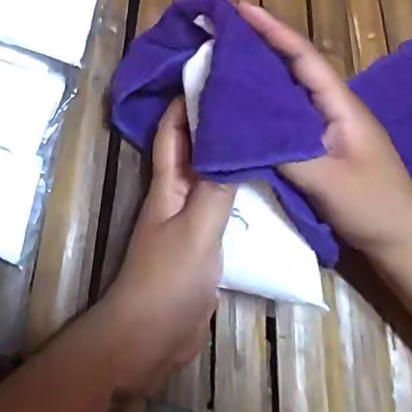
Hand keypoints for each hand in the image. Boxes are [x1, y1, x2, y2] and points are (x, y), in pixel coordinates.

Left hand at [95, 98, 234, 391]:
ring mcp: (187, 217)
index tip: (209, 74)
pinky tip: (260, 183)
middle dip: (211, 121)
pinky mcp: (201, 240)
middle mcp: (175, 193)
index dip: (185, 101)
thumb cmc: (167, 278)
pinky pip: (219, 202)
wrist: (150, 337)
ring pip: (207, 173)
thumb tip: (237, 144)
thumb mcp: (197, 231)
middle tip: (245, 98)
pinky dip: (235, 187)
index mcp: (167, 183)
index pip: (172, 131)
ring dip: (226, 153)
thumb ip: (217, 190)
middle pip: (192, 148)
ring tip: (258, 132)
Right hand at [237, 1, 411, 254]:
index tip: (240, 7)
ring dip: (260, 68)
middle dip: (261, 41)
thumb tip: (241, 129)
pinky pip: (286, 112)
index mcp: (341, 105)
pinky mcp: (319, 144)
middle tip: (224, 26)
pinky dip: (263, 100)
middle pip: (293, 64)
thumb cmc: (375, 207)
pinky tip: (242, 103)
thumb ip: (287, 153)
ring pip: (288, 87)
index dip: (272, 30)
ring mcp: (327, 125)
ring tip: (225, 54)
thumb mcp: (329, 182)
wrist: (406, 241)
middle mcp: (332, 107)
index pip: (303, 57)